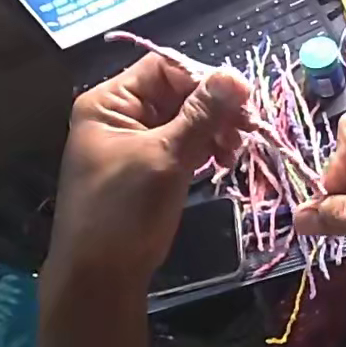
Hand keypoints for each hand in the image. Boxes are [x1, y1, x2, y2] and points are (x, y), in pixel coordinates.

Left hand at [49, 54, 250, 284]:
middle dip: (215, 109)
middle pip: (179, 92)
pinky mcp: (151, 165)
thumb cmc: (124, 212)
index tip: (242, 102)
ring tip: (233, 153)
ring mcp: (137, 141)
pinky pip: (185, 143)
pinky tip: (222, 161)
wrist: (100, 277)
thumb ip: (202, 115)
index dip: (205, 80)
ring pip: (187, 119)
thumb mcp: (166, 157)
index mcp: (110, 102)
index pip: (165, 69)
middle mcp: (122, 114)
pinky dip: (206, 148)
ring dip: (215, 130)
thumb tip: (237, 75)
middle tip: (245, 131)